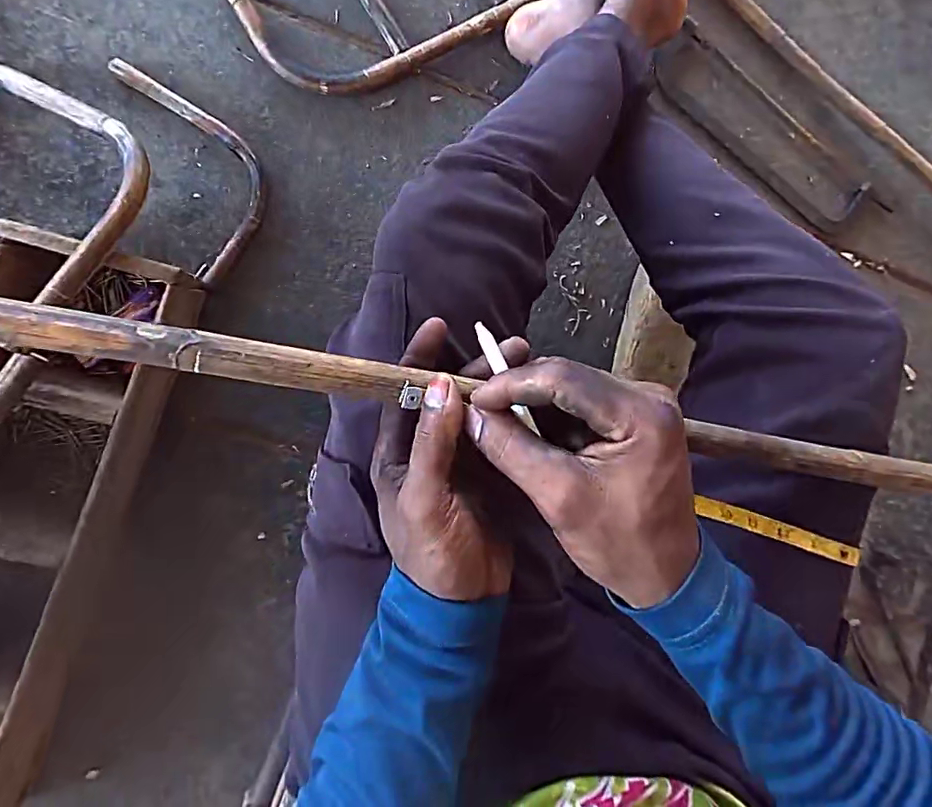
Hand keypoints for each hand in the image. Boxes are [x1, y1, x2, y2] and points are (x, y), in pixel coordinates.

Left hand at [372, 318, 516, 601]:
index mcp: (397, 450)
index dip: (419, 358)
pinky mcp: (487, 475)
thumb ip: (431, 443)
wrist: (460, 605)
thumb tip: (442, 384)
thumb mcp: (423, 496)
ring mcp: (458, 461)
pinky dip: (511, 415)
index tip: (439, 325)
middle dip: (471, 368)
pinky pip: (497, 436)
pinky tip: (533, 399)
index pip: (404, 392)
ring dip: (495, 387)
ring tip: (526, 361)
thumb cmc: (428, 552)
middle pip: (446, 396)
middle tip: (507, 345)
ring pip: (474, 413)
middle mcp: (425, 448)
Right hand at [464, 357, 699, 607]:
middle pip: (564, 374)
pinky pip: (576, 400)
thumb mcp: (557, 497)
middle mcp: (647, 396)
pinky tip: (522, 428)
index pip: (561, 376)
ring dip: (528, 400)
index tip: (473, 398)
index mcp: (642, 413)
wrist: (668, 577)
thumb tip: (469, 413)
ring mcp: (641, 402)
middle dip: (516, 388)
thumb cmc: (620, 545)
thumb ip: (510, 448)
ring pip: (566, 384)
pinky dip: (545, 412)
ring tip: (493, 417)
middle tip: (477, 407)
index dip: (510, 383)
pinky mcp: (631, 414)